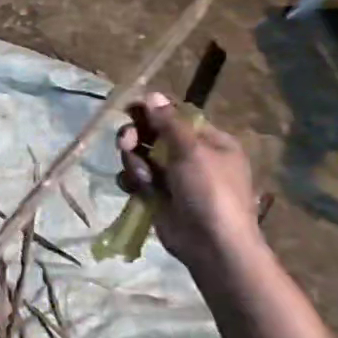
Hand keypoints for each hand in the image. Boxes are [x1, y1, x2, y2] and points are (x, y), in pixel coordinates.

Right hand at [117, 92, 261, 268]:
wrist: (211, 243)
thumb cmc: (210, 191)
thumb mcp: (192, 150)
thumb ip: (169, 122)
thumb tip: (151, 94)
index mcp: (210, 141)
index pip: (176, 117)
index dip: (151, 113)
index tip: (128, 110)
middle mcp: (191, 156)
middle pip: (153, 136)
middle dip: (137, 138)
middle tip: (126, 144)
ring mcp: (174, 177)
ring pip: (141, 157)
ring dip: (134, 162)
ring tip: (141, 177)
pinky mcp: (158, 196)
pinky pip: (137, 179)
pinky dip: (132, 181)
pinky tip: (134, 188)